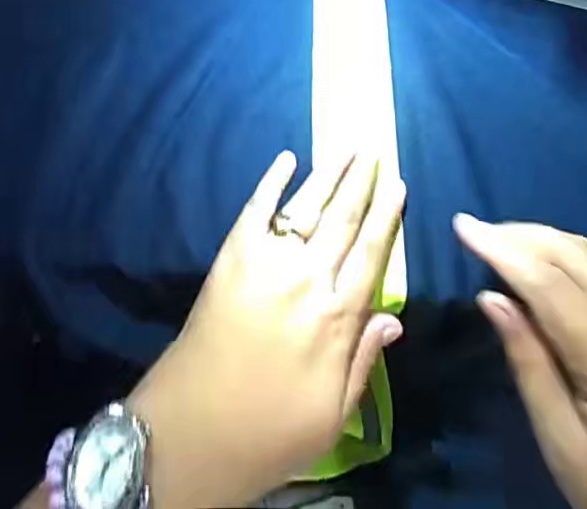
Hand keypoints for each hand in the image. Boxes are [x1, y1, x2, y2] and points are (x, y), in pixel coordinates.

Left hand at [127, 150, 405, 508]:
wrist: (188, 437)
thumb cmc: (268, 433)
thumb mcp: (332, 416)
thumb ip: (365, 361)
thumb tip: (394, 318)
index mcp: (336, 317)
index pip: (371, 254)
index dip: (386, 217)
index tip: (398, 186)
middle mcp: (307, 280)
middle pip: (343, 221)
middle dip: (362, 184)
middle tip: (375, 154)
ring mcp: (267, 264)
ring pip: (308, 208)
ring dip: (329, 175)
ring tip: (346, 149)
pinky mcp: (232, 258)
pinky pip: (256, 210)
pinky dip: (272, 182)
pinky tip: (286, 160)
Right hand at [454, 215, 586, 508]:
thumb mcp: (568, 452)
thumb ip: (530, 367)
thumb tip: (493, 299)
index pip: (549, 284)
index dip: (502, 248)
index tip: (462, 223)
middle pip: (578, 257)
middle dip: (524, 234)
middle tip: (480, 229)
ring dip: (554, 238)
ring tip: (511, 239)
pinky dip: (585, 254)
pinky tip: (563, 260)